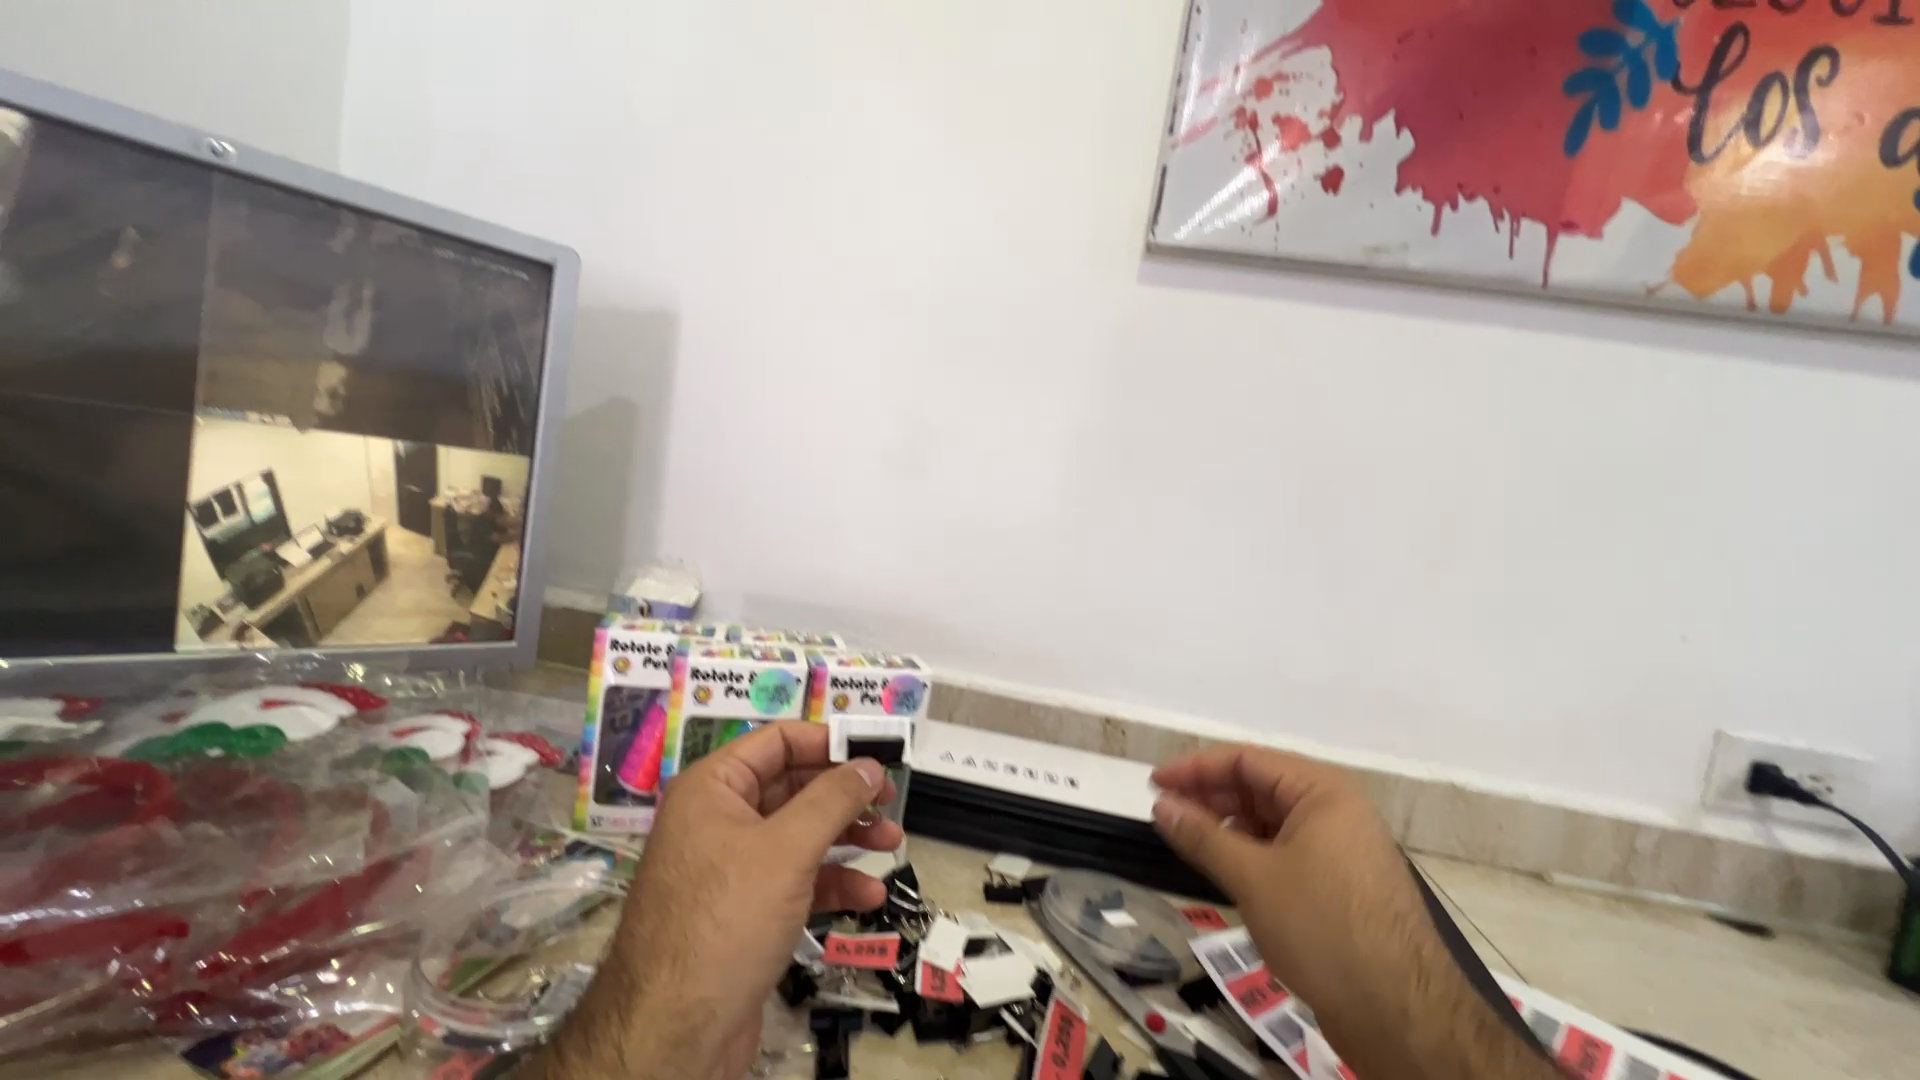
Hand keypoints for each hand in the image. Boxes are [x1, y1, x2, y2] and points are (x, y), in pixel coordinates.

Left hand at [530, 723, 902, 1079]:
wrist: (674, 1033)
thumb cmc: (727, 920)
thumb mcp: (787, 849)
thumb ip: (833, 799)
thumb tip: (870, 765)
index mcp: (713, 789)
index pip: (777, 742)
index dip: (827, 742)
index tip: (875, 754)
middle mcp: (719, 820)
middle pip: (793, 788)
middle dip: (845, 796)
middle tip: (891, 803)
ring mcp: (731, 868)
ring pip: (799, 835)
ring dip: (847, 839)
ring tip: (892, 845)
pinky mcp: (744, 911)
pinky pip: (795, 880)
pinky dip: (832, 882)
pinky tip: (868, 895)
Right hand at [1152, 745, 1555, 1079]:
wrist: (1399, 1015)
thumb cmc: (1322, 929)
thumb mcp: (1251, 877)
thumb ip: (1201, 836)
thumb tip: (1161, 805)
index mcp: (1323, 792)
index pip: (1247, 760)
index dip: (1196, 768)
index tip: (1155, 784)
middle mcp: (1337, 811)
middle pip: (1261, 785)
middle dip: (1210, 796)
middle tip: (1165, 813)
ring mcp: (1343, 849)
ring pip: (1273, 821)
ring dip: (1228, 825)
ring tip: (1188, 841)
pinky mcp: (1342, 885)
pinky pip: (1287, 850)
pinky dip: (1252, 852)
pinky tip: (1226, 868)